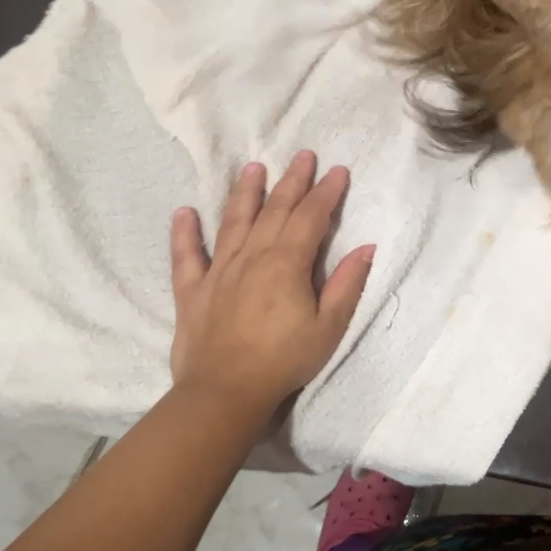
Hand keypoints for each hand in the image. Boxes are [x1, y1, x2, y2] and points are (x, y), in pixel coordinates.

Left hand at [168, 152, 373, 411]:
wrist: (222, 394)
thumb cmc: (284, 359)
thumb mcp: (330, 325)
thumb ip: (346, 283)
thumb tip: (366, 247)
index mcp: (287, 264)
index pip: (311, 218)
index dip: (327, 192)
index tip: (338, 171)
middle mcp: (252, 258)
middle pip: (275, 211)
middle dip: (292, 182)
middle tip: (303, 155)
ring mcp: (218, 273)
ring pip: (233, 223)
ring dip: (244, 194)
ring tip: (253, 168)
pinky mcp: (192, 292)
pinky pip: (186, 257)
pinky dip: (184, 234)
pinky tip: (184, 213)